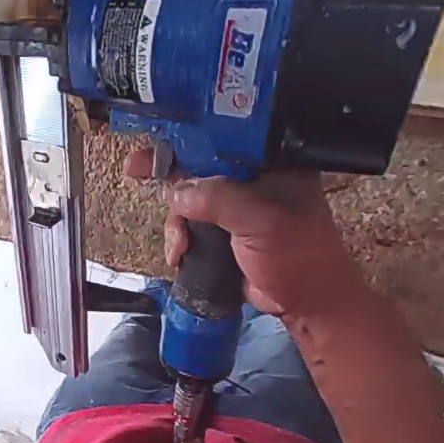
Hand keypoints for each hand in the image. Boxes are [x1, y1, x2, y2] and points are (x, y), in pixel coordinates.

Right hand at [126, 147, 366, 318]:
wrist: (308, 306)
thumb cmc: (297, 257)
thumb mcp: (260, 220)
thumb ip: (217, 199)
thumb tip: (179, 195)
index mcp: (273, 164)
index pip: (226, 139)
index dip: (190, 137)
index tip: (157, 138)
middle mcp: (255, 180)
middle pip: (202, 167)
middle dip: (169, 172)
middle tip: (135, 169)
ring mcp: (239, 209)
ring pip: (191, 200)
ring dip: (177, 223)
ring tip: (179, 247)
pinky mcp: (227, 235)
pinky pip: (193, 227)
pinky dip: (181, 239)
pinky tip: (180, 256)